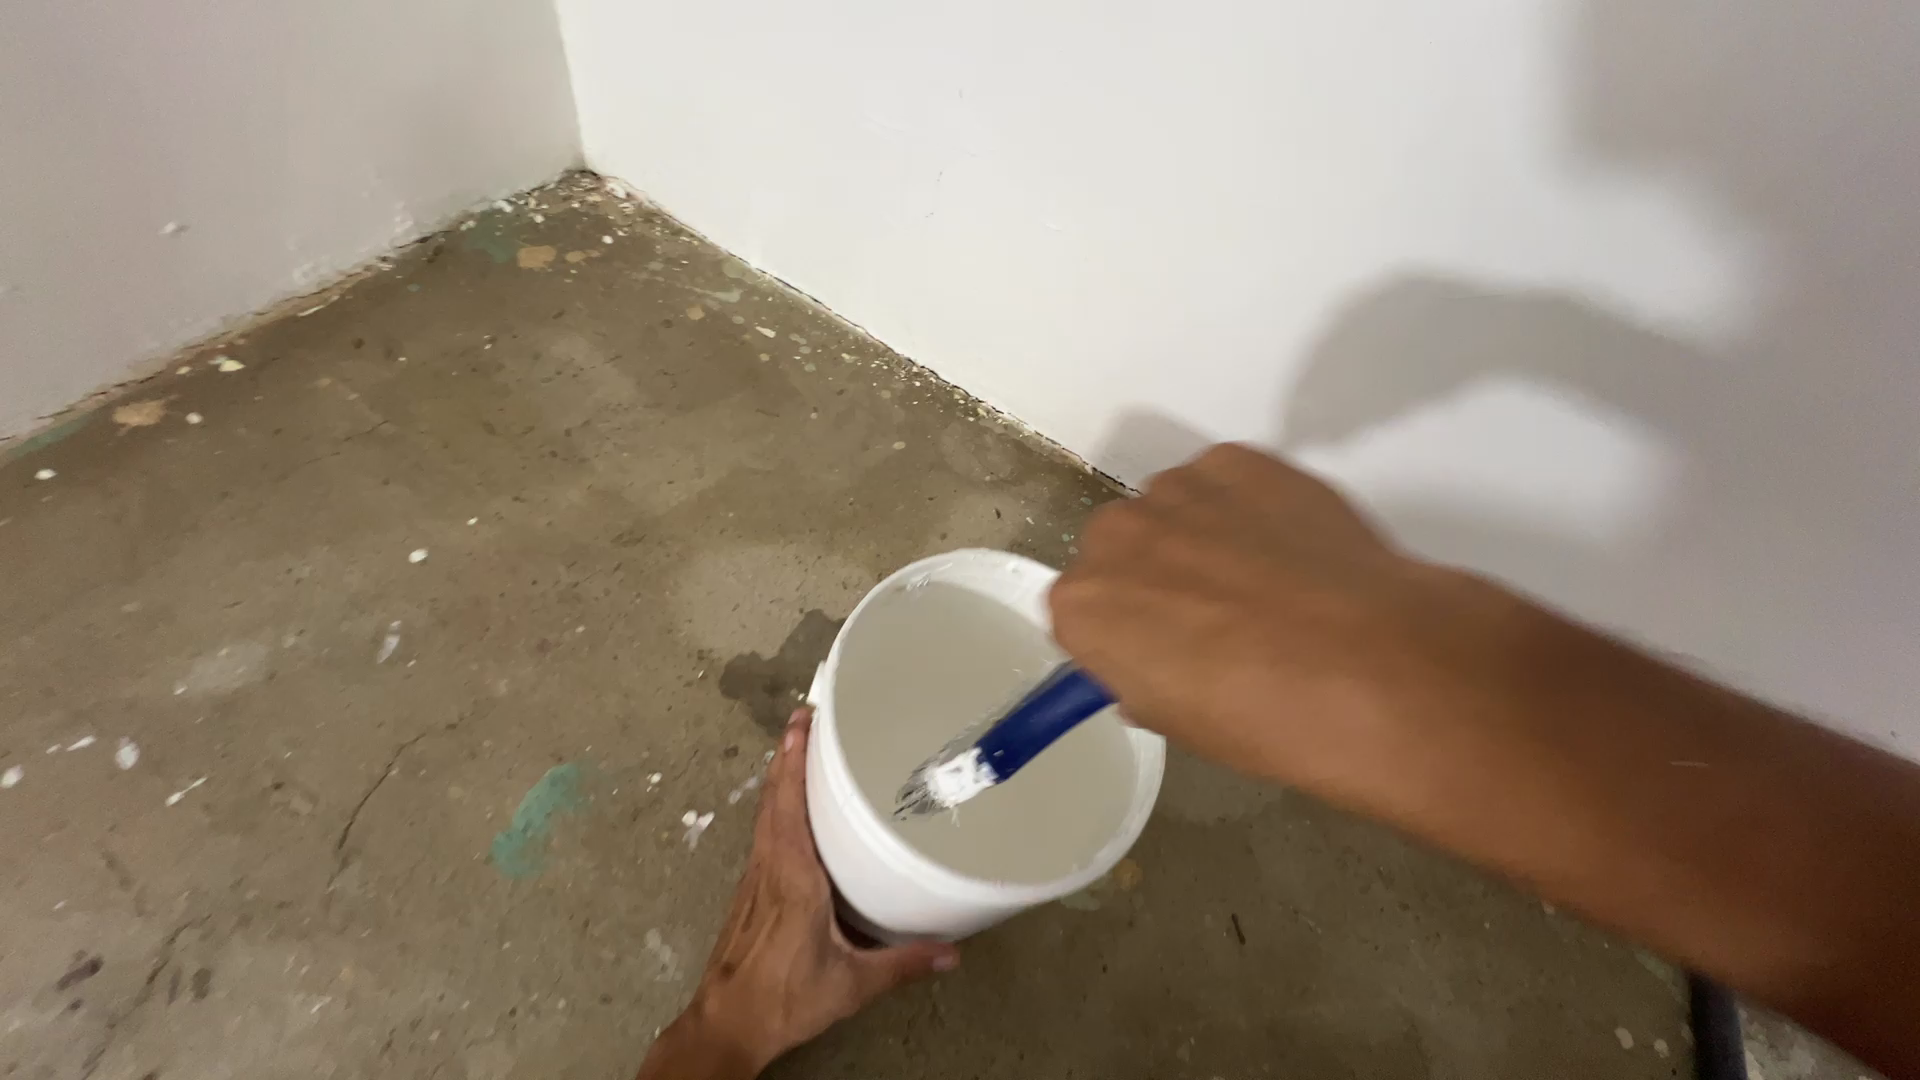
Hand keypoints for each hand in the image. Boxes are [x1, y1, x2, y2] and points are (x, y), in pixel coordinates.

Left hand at [638, 708, 959, 1079]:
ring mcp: (755, 874)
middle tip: (807, 716)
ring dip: (780, 773)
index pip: (790, 804)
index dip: (794, 761)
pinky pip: (764, 828)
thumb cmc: (784, 997)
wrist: (724, 1025)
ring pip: (765, 810)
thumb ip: (903, 965)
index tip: (803, 722)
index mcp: (793, 875)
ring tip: (799, 744)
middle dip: (788, 752)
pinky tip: (791, 800)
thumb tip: (953, 954)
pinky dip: (775, 800)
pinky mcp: (751, 887)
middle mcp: (770, 864)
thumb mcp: (850, 984)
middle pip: (774, 795)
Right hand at [1050, 443, 1511, 799]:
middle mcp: (1112, 535)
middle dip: (1153, 574)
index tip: (1164, 650)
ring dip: (1198, 535)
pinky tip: (1291, 547)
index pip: (1083, 611)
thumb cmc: (1260, 717)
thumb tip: (1156, 659)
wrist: (1371, 667)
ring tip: (1265, 578)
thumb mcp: (1175, 719)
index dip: (1125, 631)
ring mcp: (1175, 489)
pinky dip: (1246, 505)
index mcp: (1081, 605)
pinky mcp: (1237, 459)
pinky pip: (1223, 482)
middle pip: (1118, 550)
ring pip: (1170, 510)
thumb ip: (1138, 676)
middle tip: (1215, 613)